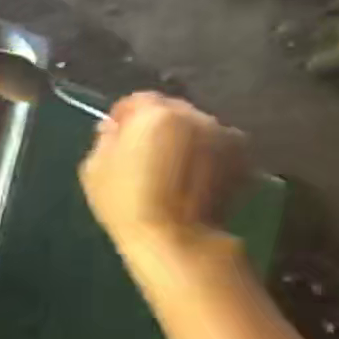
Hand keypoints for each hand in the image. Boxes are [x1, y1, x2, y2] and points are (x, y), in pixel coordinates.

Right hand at [79, 92, 248, 254]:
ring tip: (171, 169)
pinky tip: (192, 179)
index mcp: (155, 114)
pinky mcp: (244, 160)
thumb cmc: (125, 201)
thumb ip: (105, 139)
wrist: (176, 238)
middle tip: (144, 153)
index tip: (116, 137)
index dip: (124, 118)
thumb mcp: (94, 168)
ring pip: (197, 129)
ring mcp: (226, 137)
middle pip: (172, 111)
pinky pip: (217, 147)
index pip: (137, 100)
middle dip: (157, 126)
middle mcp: (196, 117)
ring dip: (184, 140)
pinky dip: (206, 156)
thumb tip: (115, 129)